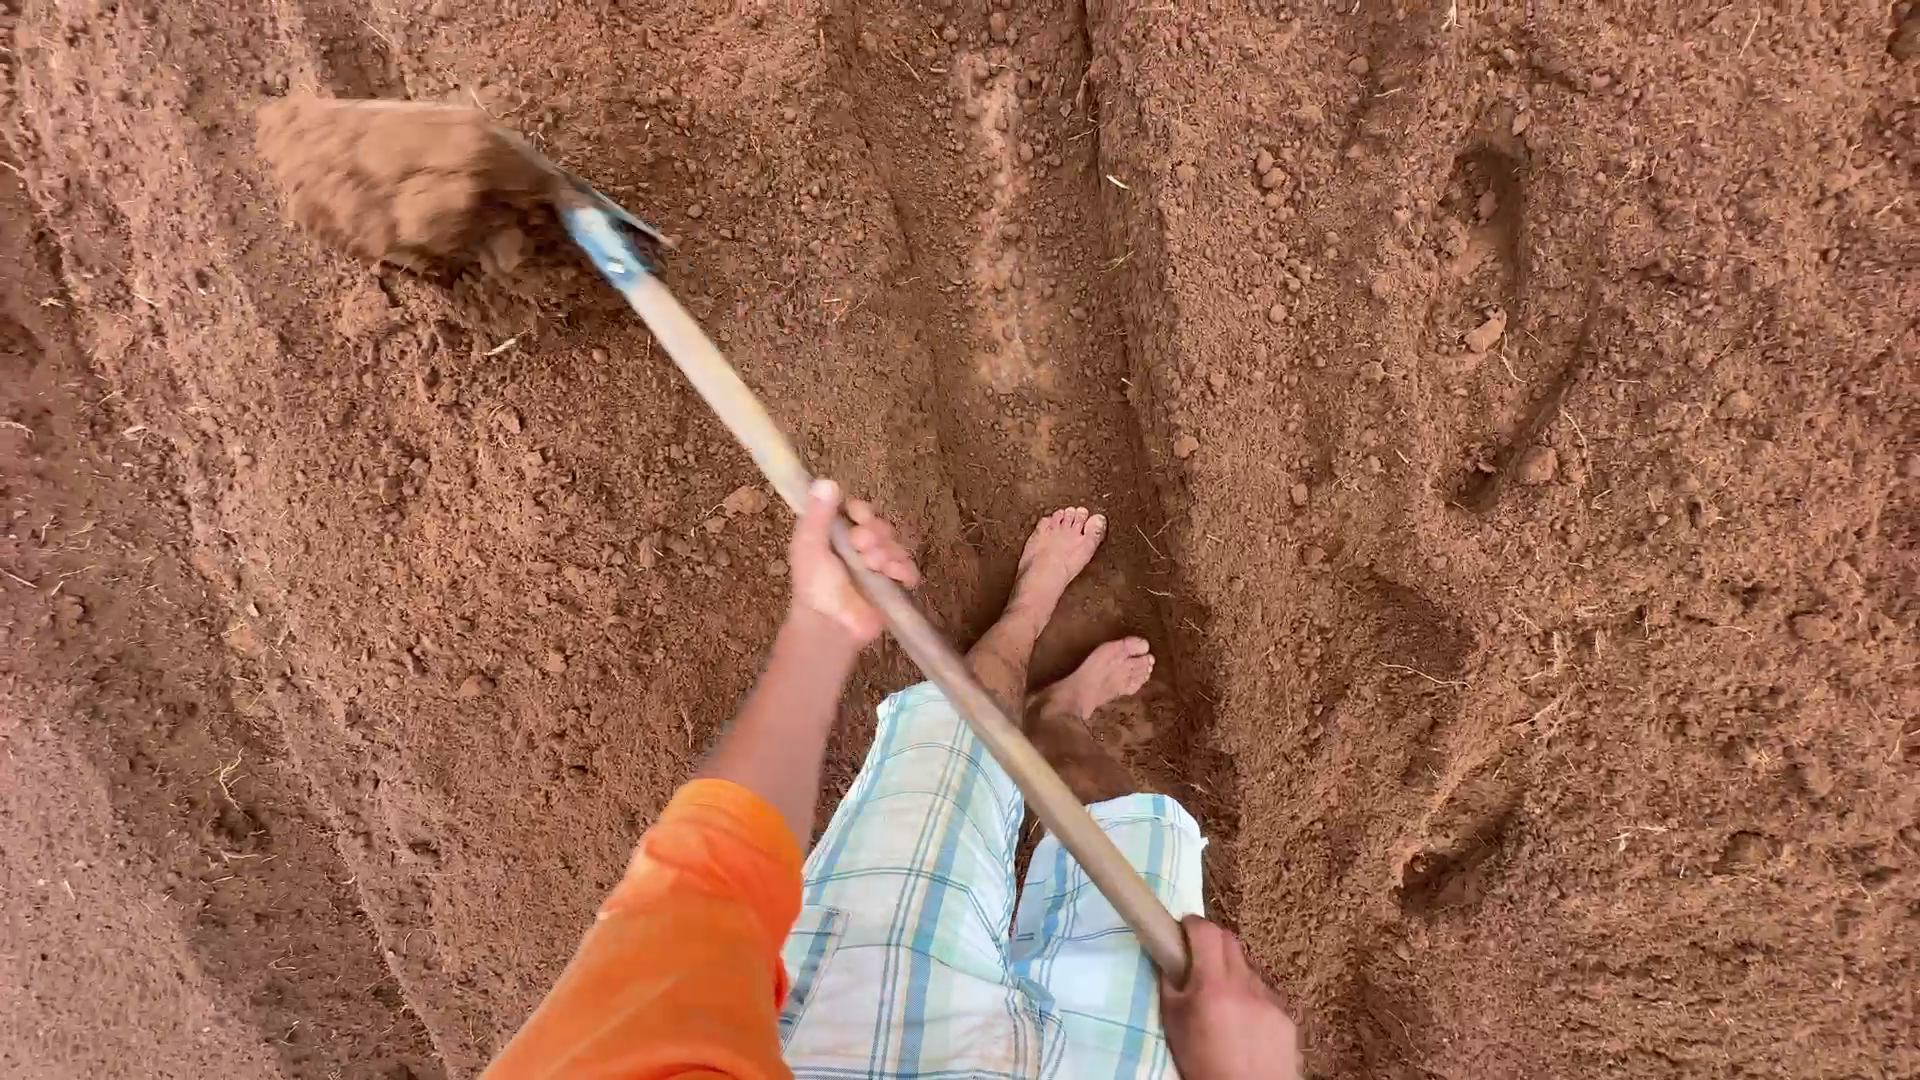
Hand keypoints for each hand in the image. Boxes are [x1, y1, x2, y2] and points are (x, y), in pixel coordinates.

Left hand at [788, 478, 918, 646]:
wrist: (830, 626)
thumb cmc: (814, 586)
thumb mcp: (810, 547)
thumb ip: (817, 515)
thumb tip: (826, 481)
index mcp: (835, 534)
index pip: (857, 510)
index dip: (862, 511)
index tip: (858, 517)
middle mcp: (857, 547)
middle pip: (879, 526)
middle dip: (875, 534)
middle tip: (862, 548)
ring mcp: (876, 566)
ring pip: (895, 545)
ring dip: (888, 552)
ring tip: (875, 567)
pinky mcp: (891, 585)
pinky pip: (908, 569)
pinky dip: (905, 570)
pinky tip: (894, 576)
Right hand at [1161, 916, 1300, 1079]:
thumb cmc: (1201, 1063)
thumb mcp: (1173, 1022)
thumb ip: (1170, 982)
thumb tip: (1168, 954)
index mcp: (1213, 986)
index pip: (1206, 931)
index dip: (1191, 923)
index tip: (1182, 929)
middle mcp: (1245, 986)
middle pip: (1229, 940)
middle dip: (1211, 941)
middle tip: (1198, 957)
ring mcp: (1270, 1001)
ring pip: (1247, 967)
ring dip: (1232, 972)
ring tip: (1223, 1000)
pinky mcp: (1287, 1017)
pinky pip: (1264, 992)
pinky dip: (1251, 997)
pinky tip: (1244, 1021)